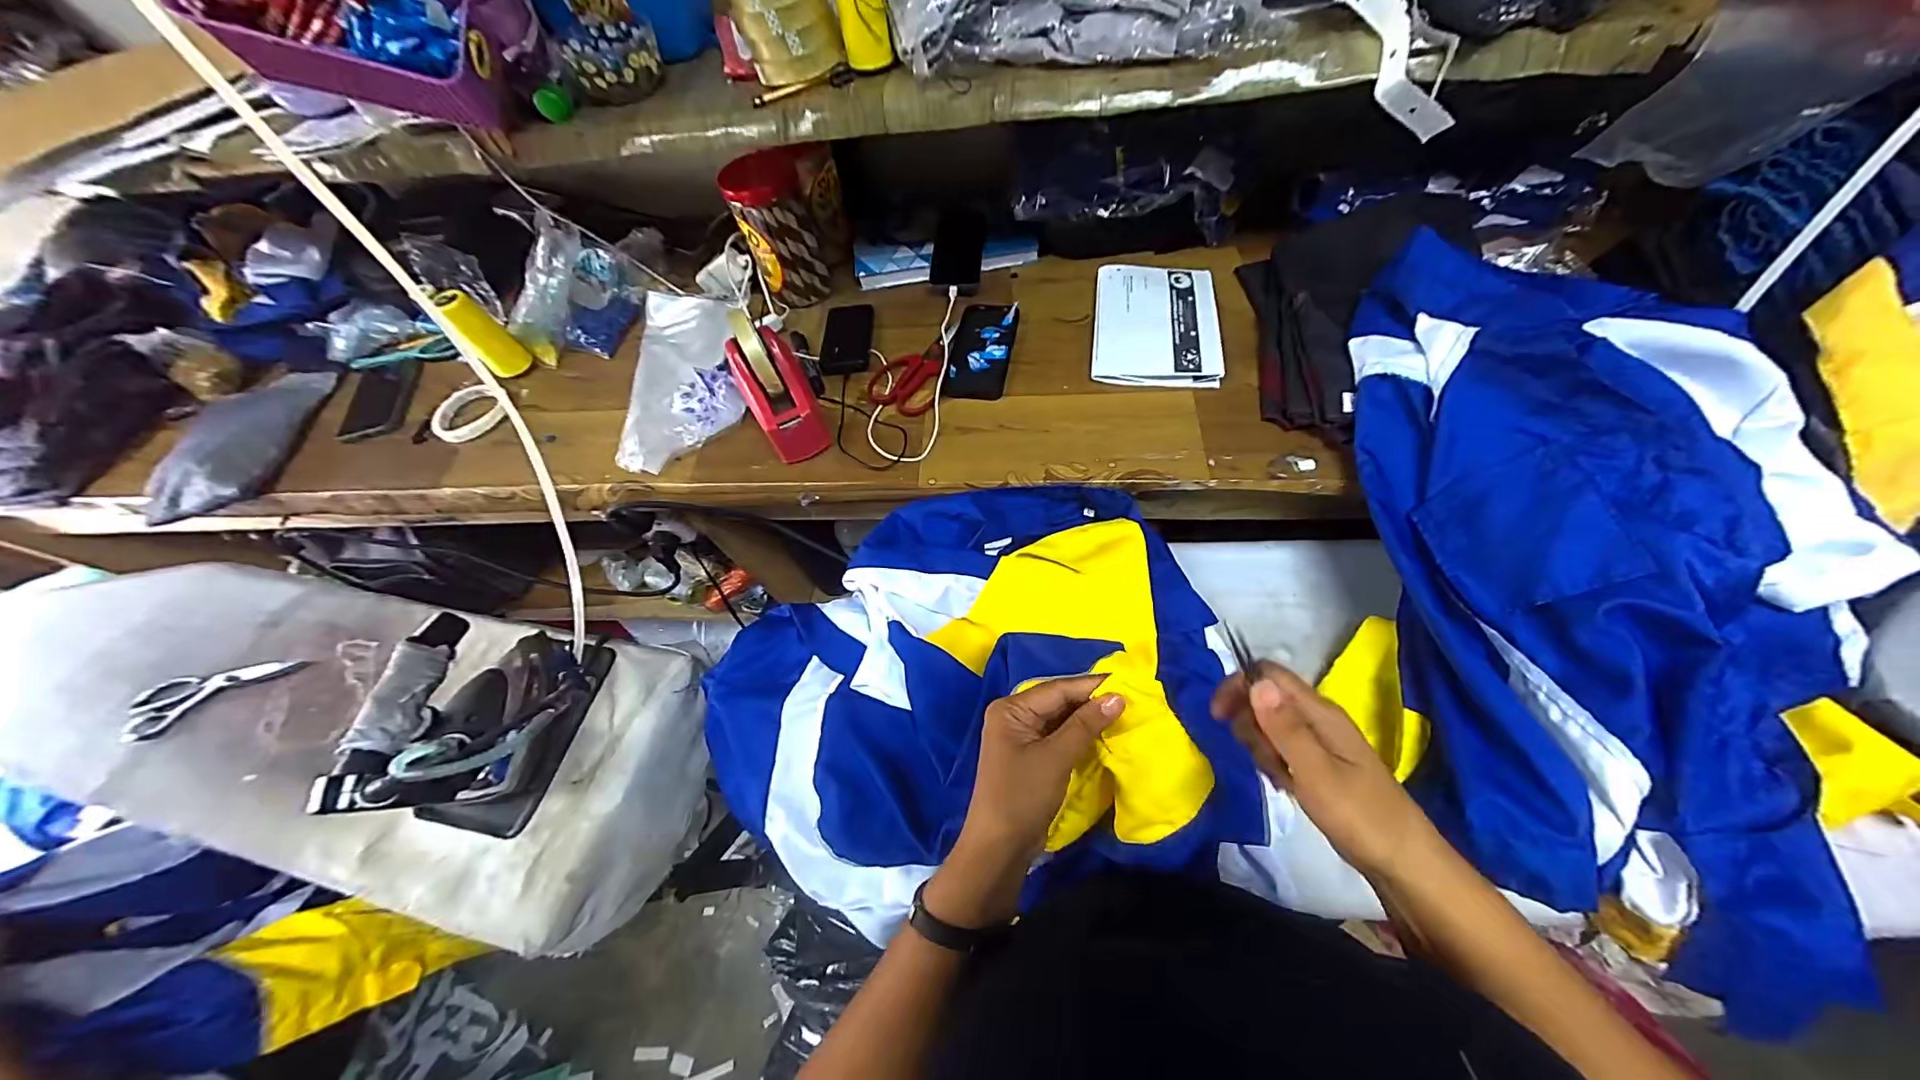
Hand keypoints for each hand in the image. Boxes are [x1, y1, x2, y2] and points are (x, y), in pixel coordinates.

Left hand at [923, 675, 1122, 928]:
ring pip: (1061, 718)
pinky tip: (1103, 733)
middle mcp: (1013, 716)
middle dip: (1092, 700)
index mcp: (1010, 709)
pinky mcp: (1031, 755)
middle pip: (1058, 701)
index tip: (1129, 682)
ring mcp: (1021, 736)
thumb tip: (1117, 697)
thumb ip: (1086, 725)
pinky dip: (1080, 735)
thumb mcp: (1056, 758)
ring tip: (1124, 712)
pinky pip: (1059, 736)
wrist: (999, 847)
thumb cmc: (1023, 796)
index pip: (1057, 689)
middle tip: (1130, 697)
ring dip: (1088, 718)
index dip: (1092, 686)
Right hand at [1212, 662, 1439, 882]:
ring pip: (1270, 724)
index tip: (1218, 717)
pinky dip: (1273, 761)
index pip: (1269, 674)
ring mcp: (1319, 742)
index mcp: (1321, 713)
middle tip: (1261, 758)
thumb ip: (1284, 727)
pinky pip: (1281, 747)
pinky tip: (1283, 784)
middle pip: (1265, 697)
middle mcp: (1319, 719)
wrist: (1404, 864)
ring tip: (1277, 777)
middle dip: (1249, 722)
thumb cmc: (1361, 817)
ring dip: (1260, 745)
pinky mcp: (1318, 764)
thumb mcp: (1316, 772)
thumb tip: (1256, 682)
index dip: (1239, 685)